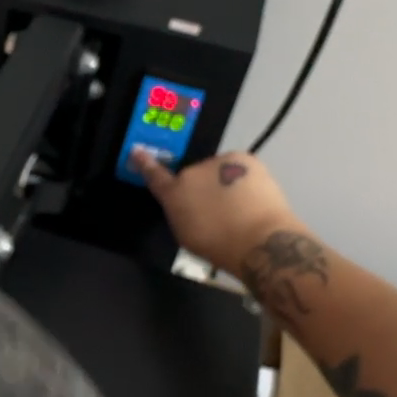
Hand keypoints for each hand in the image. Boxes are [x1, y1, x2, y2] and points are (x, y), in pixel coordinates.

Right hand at [130, 148, 300, 272]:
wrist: (260, 240)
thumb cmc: (219, 246)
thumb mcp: (186, 233)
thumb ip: (179, 211)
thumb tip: (185, 203)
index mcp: (174, 193)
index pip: (156, 175)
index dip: (145, 163)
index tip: (136, 151)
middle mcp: (192, 173)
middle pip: (193, 174)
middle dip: (201, 186)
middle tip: (216, 207)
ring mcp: (219, 164)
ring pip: (217, 170)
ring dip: (222, 181)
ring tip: (238, 205)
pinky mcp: (245, 159)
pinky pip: (238, 168)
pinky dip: (242, 178)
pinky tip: (252, 198)